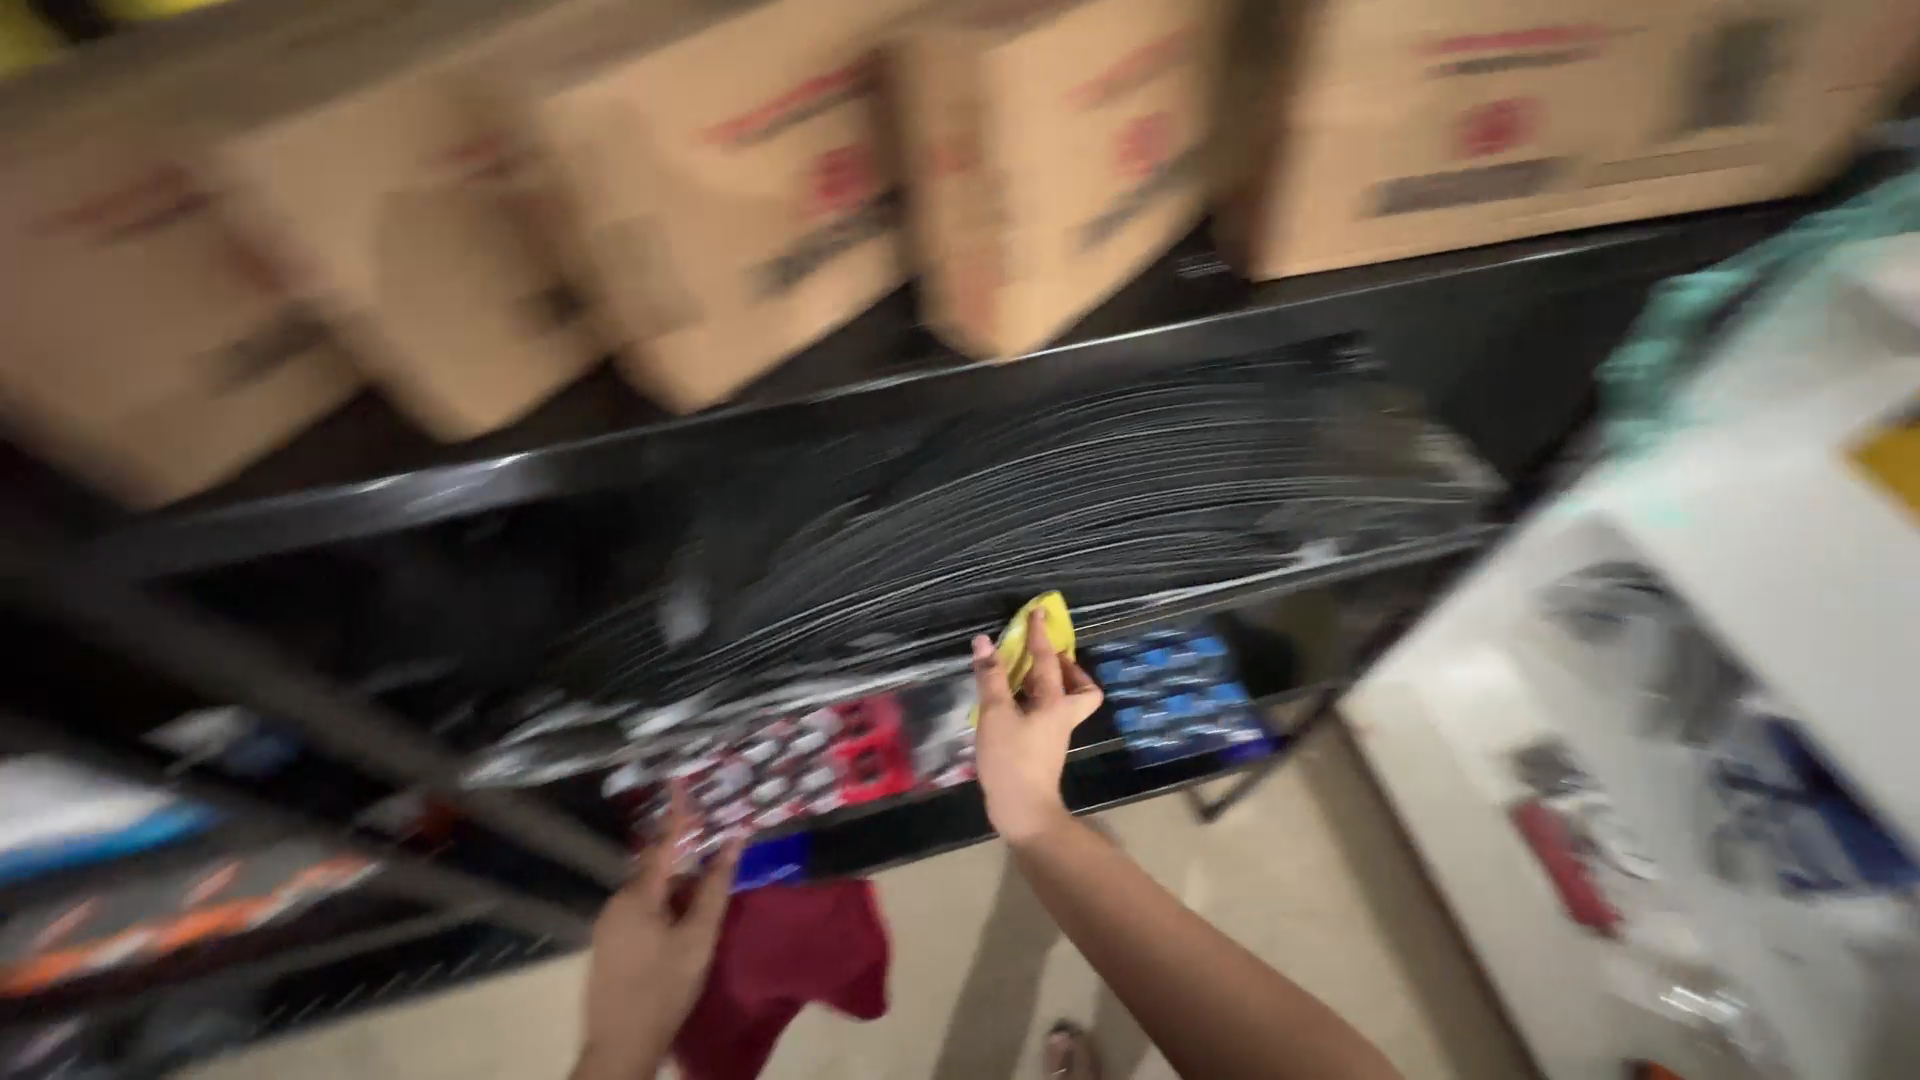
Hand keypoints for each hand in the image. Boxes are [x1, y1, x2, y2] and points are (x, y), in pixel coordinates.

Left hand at [576, 785, 739, 1079]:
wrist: (619, 1048)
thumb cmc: (664, 987)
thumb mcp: (699, 936)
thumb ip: (715, 886)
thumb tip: (734, 840)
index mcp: (638, 895)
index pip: (665, 841)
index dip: (678, 811)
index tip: (680, 779)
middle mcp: (617, 902)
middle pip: (659, 869)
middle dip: (688, 866)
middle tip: (717, 869)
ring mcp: (608, 925)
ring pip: (651, 893)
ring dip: (678, 893)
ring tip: (703, 915)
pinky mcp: (607, 945)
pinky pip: (640, 911)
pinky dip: (664, 910)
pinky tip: (680, 934)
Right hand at [972, 609, 1103, 844]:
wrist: (1023, 810)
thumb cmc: (1011, 759)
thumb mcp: (996, 714)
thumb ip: (991, 677)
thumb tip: (985, 641)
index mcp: (1055, 703)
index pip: (1048, 660)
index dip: (1040, 635)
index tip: (1037, 612)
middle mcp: (1062, 716)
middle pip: (1080, 687)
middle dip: (1066, 667)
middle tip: (1043, 656)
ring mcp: (1054, 734)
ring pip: (1062, 701)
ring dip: (1047, 683)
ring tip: (1020, 674)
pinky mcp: (1042, 748)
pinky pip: (1044, 713)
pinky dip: (1032, 701)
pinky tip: (1010, 702)